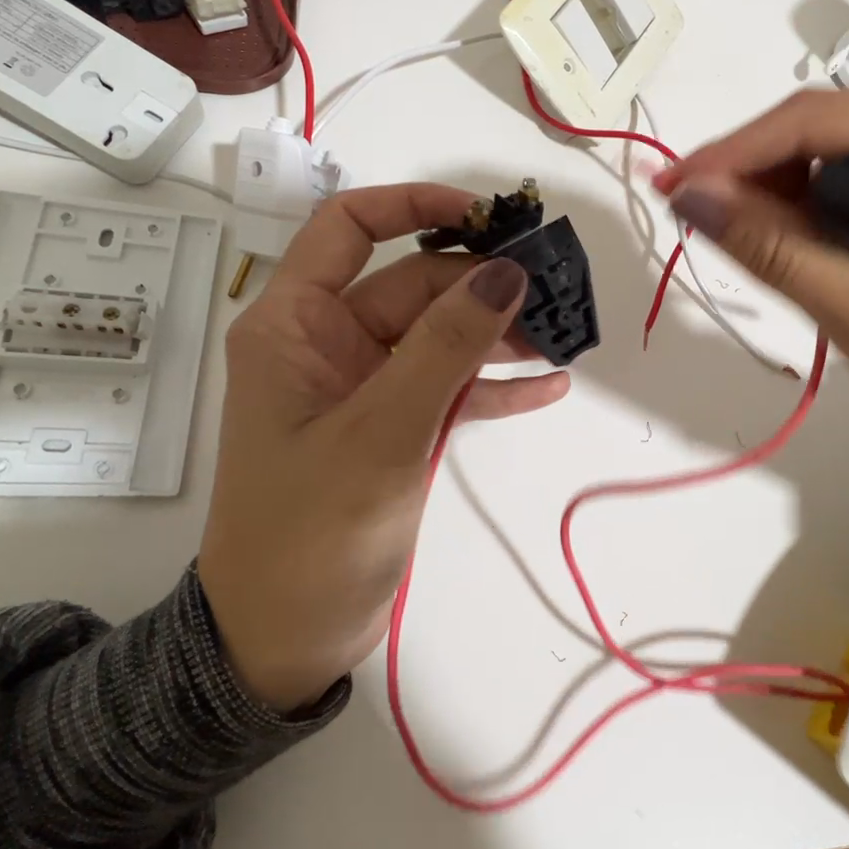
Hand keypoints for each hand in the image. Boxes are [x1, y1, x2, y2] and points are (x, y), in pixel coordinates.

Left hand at [197, 184, 570, 710]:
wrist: (284, 640)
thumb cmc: (312, 534)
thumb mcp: (382, 432)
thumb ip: (446, 348)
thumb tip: (506, 272)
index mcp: (295, 324)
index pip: (349, 227)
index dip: (417, 207)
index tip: (488, 217)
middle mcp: (327, 343)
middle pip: (412, 284)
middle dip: (481, 286)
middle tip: (555, 291)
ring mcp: (363, 388)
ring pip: (438, 336)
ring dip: (496, 336)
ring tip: (563, 339)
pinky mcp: (391, 429)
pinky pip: (447, 388)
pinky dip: (491, 387)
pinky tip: (548, 388)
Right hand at [656, 92, 848, 533]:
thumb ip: (775, 251)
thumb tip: (689, 195)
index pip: (832, 119)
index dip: (739, 150)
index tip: (671, 187)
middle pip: (841, 128)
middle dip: (768, 178)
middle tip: (710, 230)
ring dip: (796, 199)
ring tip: (767, 255)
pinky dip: (831, 212)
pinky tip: (815, 253)